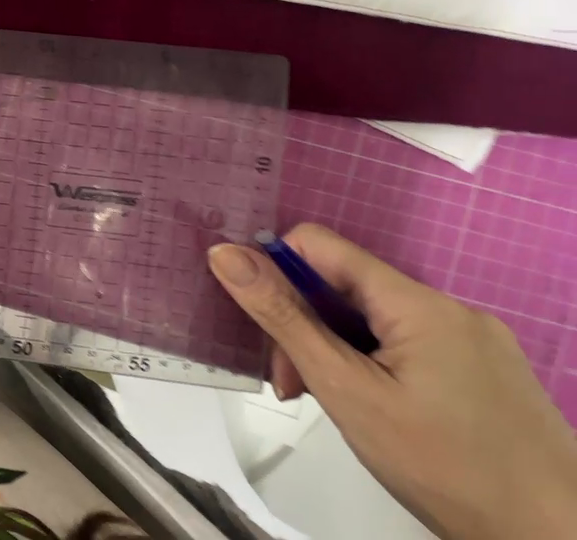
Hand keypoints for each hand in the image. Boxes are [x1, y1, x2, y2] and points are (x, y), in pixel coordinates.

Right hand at [209, 224, 576, 539]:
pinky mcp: (487, 373)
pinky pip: (406, 344)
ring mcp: (476, 343)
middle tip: (289, 381)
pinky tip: (370, 408)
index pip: (319, 245)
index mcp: (419, 304)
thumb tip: (223, 252)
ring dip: (333, 349)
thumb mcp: (344, 387)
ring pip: (372, 319)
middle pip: (344, 287)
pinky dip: (370, 365)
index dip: (275, 270)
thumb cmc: (442, 464)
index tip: (262, 323)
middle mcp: (452, 310)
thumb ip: (282, 316)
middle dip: (303, 324)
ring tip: (327, 402)